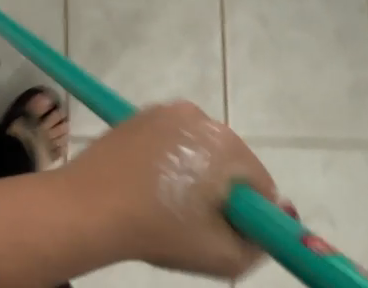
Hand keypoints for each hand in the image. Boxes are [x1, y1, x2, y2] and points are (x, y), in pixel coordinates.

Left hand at [63, 100, 279, 278]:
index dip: (252, 214)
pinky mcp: (139, 114)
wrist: (90, 204)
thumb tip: (277, 219)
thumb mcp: (224, 255)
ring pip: (200, 150)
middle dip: (223, 191)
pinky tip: (152, 185)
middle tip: (197, 221)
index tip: (228, 231)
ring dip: (196, 175)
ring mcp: (165, 111)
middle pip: (230, 162)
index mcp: (225, 144)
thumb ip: (261, 242)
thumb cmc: (159, 228)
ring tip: (170, 204)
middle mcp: (199, 116)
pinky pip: (173, 141)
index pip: (261, 184)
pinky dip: (171, 161)